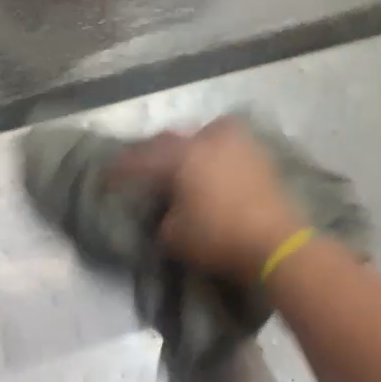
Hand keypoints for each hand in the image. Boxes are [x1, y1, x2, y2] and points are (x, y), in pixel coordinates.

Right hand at [112, 117, 308, 283]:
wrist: (274, 243)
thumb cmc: (216, 237)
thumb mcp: (173, 235)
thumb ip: (162, 216)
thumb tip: (166, 208)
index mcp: (182, 155)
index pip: (142, 158)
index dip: (122, 168)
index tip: (106, 175)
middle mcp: (210, 138)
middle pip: (174, 141)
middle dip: (156, 153)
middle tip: (142, 165)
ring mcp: (239, 143)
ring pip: (203, 140)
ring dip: (187, 152)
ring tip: (177, 168)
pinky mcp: (260, 156)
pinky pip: (225, 151)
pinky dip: (211, 159)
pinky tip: (206, 173)